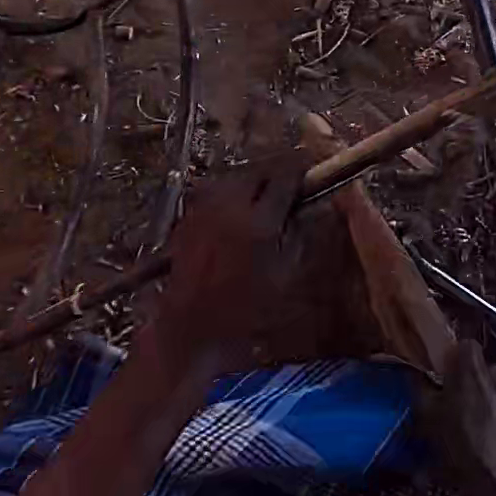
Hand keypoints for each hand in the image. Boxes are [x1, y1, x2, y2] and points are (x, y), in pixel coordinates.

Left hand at [152, 152, 309, 372]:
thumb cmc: (243, 310)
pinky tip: (236, 213)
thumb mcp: (283, 275)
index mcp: (259, 221)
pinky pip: (216, 192)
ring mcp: (205, 207)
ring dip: (252, 182)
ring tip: (261, 198)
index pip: (284, 177)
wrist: (190, 325)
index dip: (299, 170)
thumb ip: (295, 236)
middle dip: (274, 173)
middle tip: (285, 185)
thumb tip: (301, 211)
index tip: (306, 171)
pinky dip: (230, 194)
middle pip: (258, 170)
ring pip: (235, 177)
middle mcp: (230, 204)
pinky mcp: (189, 214)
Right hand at [422, 341, 495, 495]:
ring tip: (471, 418)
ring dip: (484, 394)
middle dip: (468, 377)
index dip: (454, 355)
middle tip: (453, 398)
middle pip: (480, 365)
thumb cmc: (459, 446)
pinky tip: (488, 433)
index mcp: (472, 367)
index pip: (465, 343)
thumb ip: (419, 386)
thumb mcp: (427, 415)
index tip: (443, 372)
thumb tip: (412, 369)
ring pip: (495, 385)